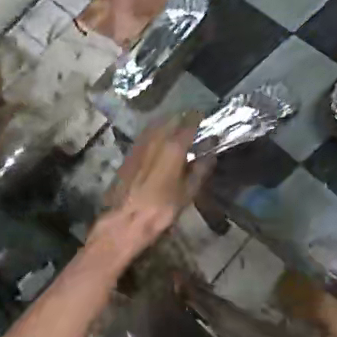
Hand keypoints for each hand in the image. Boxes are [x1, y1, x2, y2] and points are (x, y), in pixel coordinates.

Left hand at [89, 115, 208, 262]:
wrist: (126, 219)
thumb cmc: (161, 209)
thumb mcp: (187, 193)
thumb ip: (200, 171)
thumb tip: (210, 156)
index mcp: (173, 147)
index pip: (188, 123)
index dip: (197, 118)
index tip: (204, 117)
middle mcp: (155, 140)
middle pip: (170, 120)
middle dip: (182, 118)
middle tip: (192, 122)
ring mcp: (139, 145)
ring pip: (155, 126)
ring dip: (167, 124)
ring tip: (176, 129)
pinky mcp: (129, 154)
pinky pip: (145, 136)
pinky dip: (155, 134)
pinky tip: (159, 143)